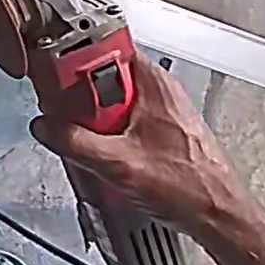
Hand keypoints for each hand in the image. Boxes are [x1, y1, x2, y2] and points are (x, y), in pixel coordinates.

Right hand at [29, 53, 246, 230]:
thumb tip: (46, 127)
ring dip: (93, 117)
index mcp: (152, 81)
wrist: (219, 216)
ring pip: (112, 99)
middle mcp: (158, 88)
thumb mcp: (119, 164)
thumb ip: (75, 143)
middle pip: (103, 75)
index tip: (54, 75)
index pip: (103, 48)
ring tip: (85, 138)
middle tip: (66, 115)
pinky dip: (109, 130)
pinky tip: (105, 153)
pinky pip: (123, 117)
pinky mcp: (160, 127)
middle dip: (80, 95)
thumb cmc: (190, 187)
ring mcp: (160, 107)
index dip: (74, 59)